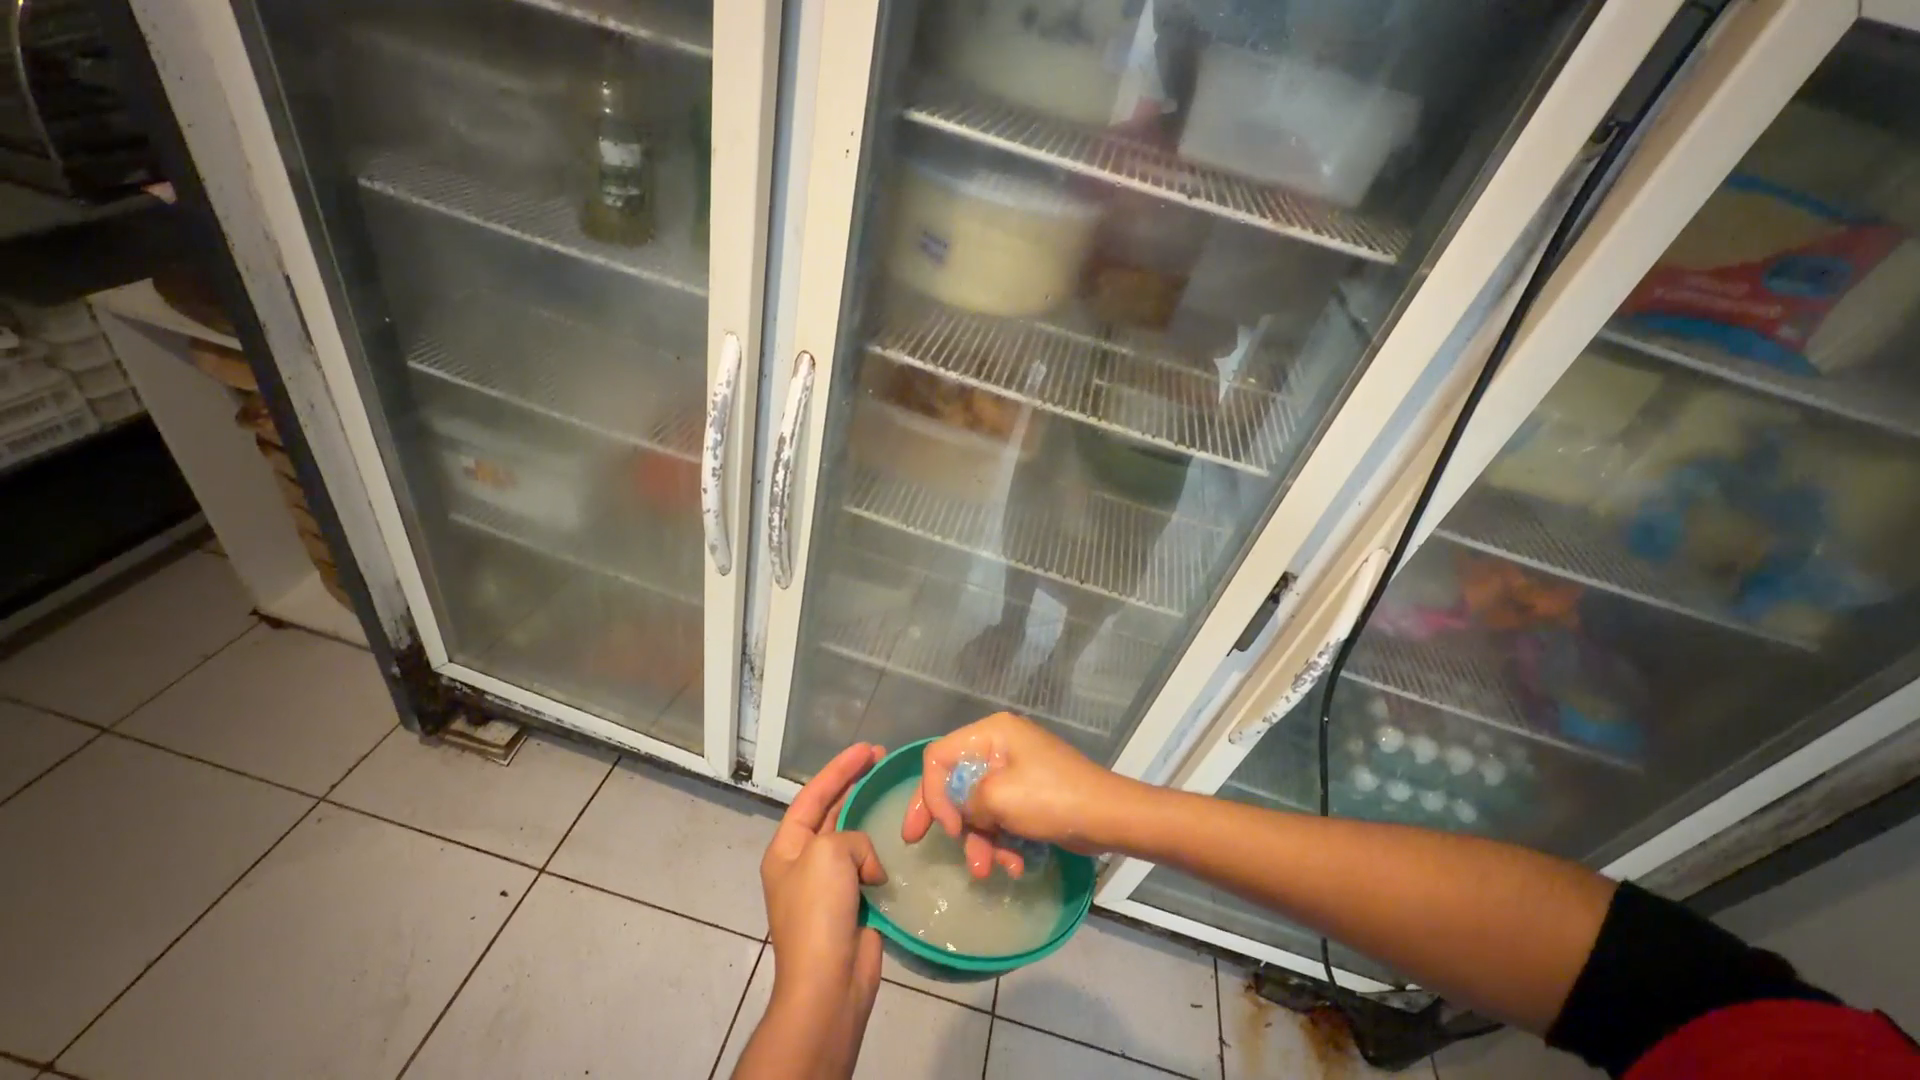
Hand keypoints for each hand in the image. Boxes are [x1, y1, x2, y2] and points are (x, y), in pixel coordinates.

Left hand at [755, 743, 886, 1075]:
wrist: (829, 982)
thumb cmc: (818, 913)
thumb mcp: (827, 854)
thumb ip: (849, 836)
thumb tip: (869, 866)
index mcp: (786, 849)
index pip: (812, 795)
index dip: (839, 769)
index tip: (867, 748)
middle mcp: (803, 864)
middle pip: (831, 813)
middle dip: (854, 786)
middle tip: (883, 760)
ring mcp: (827, 887)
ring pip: (851, 840)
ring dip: (870, 820)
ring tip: (895, 799)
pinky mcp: (851, 906)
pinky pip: (867, 869)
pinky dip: (880, 857)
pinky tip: (899, 848)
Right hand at [902, 712, 1133, 877]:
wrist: (1109, 818)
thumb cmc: (1051, 799)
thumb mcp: (997, 798)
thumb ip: (964, 802)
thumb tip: (961, 813)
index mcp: (992, 734)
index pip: (939, 756)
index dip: (932, 792)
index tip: (945, 827)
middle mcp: (1000, 746)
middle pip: (955, 782)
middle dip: (952, 821)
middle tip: (920, 843)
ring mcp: (1016, 771)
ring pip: (979, 807)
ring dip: (980, 841)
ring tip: (986, 870)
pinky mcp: (1030, 796)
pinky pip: (1002, 817)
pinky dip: (1003, 842)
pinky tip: (1014, 865)